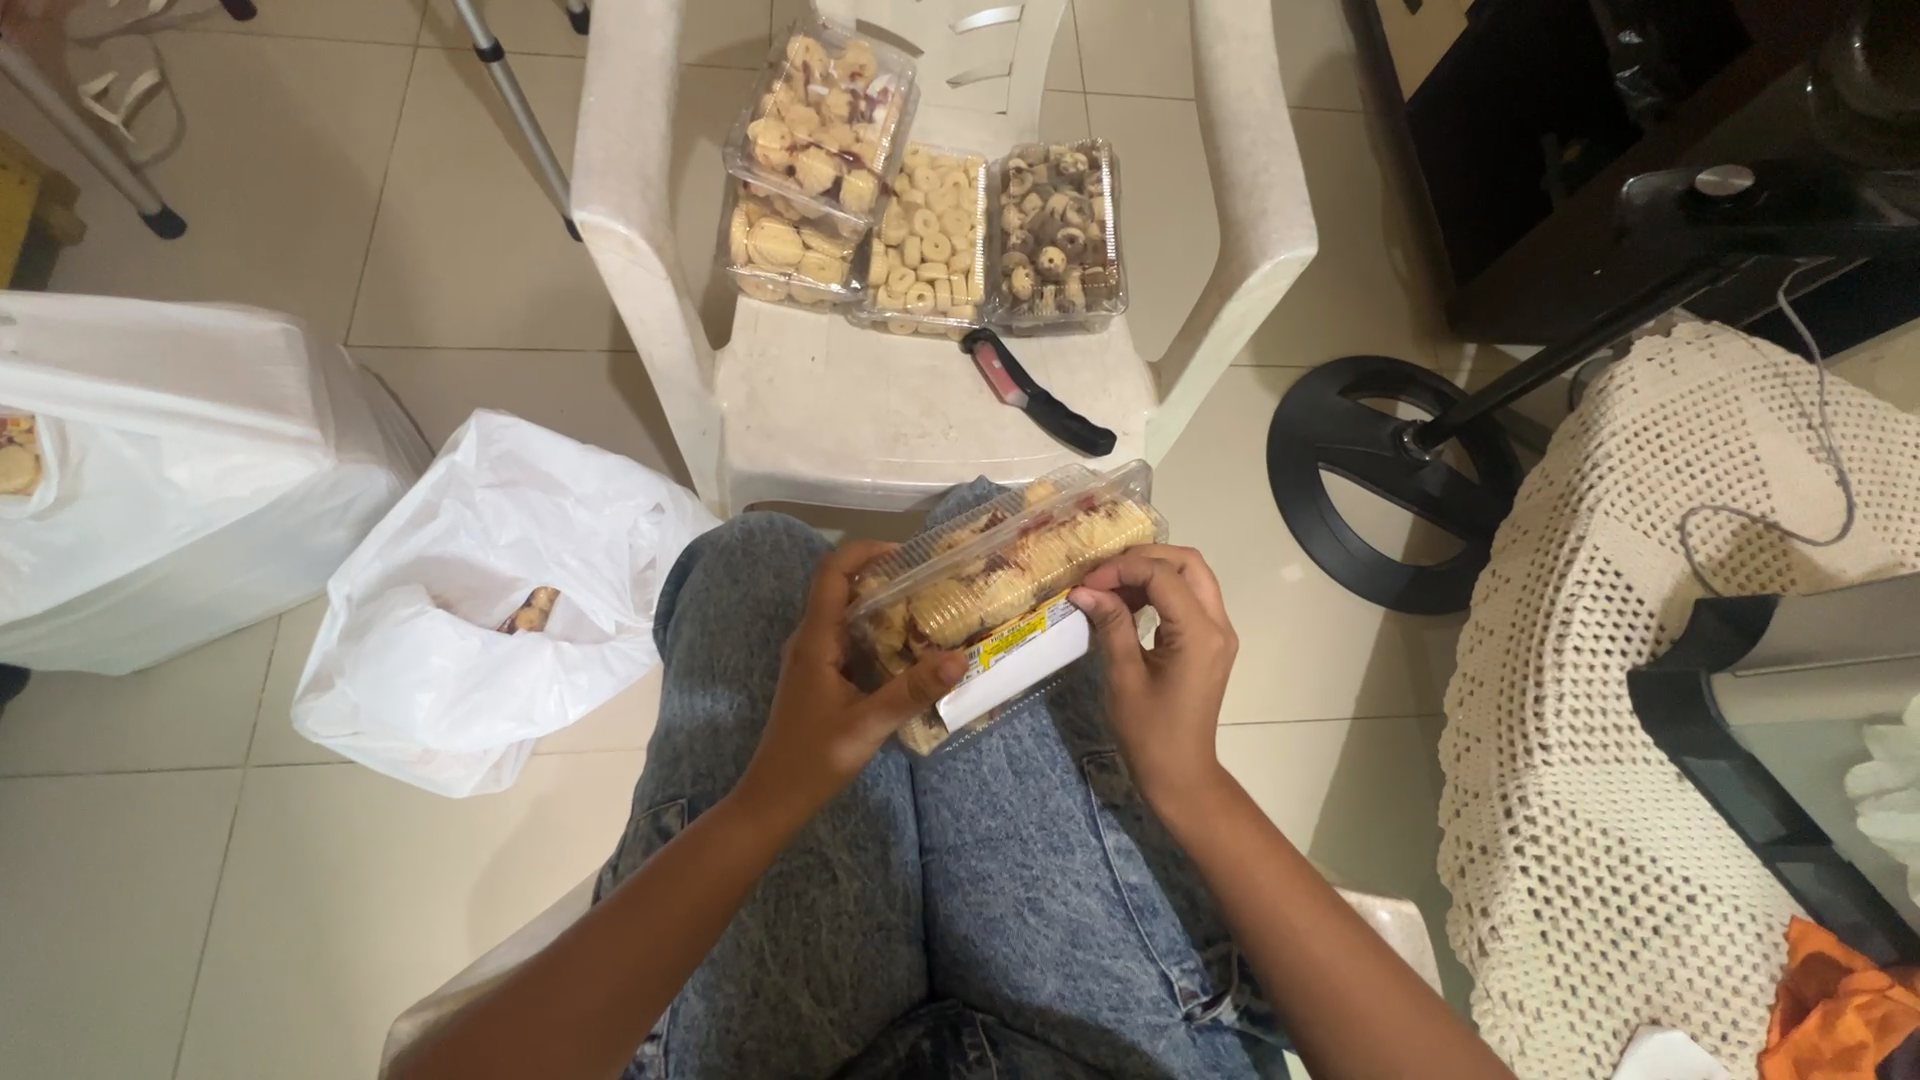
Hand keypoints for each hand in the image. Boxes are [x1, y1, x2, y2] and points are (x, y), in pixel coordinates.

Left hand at [735, 540, 965, 822]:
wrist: (774, 798)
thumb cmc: (813, 759)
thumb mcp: (868, 725)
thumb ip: (912, 691)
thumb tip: (960, 658)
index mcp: (815, 640)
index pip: (832, 573)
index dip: (865, 551)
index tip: (905, 553)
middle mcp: (810, 640)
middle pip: (842, 588)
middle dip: (883, 577)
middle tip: (929, 581)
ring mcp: (814, 658)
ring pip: (847, 615)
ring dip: (883, 606)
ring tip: (928, 608)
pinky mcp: (821, 677)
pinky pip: (850, 639)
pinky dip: (878, 633)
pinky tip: (908, 650)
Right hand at [1070, 544, 1237, 805]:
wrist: (1180, 773)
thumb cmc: (1149, 732)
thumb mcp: (1123, 676)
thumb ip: (1111, 624)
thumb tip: (1084, 590)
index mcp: (1200, 635)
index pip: (1163, 575)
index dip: (1121, 569)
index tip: (1087, 584)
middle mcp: (1218, 625)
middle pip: (1187, 563)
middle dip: (1142, 558)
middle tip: (1103, 575)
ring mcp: (1219, 632)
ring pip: (1191, 576)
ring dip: (1151, 572)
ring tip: (1110, 587)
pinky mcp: (1210, 641)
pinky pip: (1189, 598)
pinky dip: (1159, 590)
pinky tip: (1128, 602)